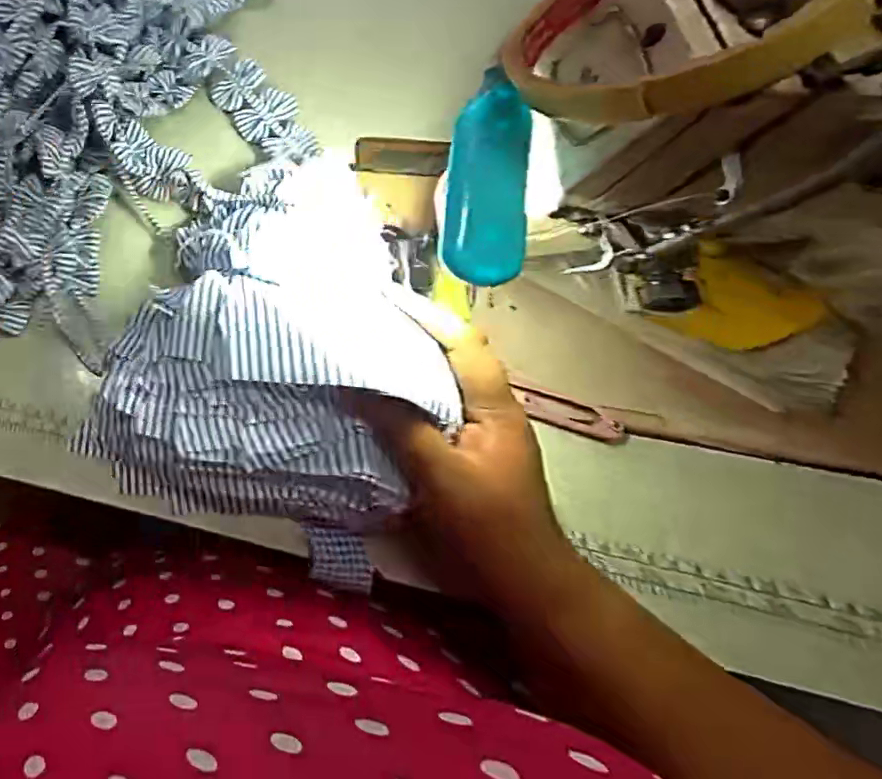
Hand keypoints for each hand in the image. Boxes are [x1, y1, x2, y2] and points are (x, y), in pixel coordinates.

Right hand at [353, 295, 588, 610]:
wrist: (525, 583)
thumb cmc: (489, 526)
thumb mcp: (440, 475)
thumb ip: (400, 426)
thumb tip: (356, 384)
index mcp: (495, 407)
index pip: (463, 343)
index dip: (427, 317)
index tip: (384, 299)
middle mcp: (490, 408)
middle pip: (451, 356)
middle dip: (410, 333)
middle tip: (362, 320)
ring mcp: (479, 428)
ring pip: (440, 381)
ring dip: (406, 363)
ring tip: (362, 349)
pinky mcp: (464, 447)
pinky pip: (432, 406)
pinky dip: (405, 392)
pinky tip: (377, 394)